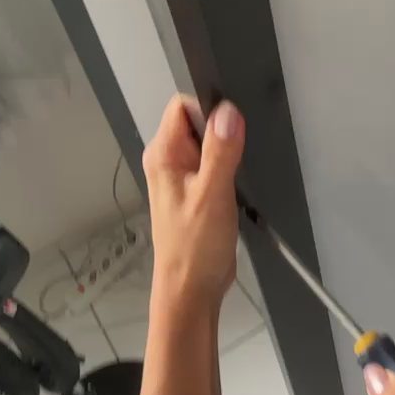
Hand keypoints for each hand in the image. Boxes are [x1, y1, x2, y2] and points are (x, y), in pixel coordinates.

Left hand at [143, 95, 244, 312]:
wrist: (191, 289)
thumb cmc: (194, 248)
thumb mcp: (212, 194)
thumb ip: (221, 151)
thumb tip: (229, 112)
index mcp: (163, 155)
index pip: (182, 105)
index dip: (209, 110)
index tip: (229, 132)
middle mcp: (167, 160)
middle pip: (197, 122)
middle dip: (221, 134)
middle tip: (232, 163)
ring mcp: (181, 175)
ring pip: (208, 144)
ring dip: (225, 155)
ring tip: (230, 180)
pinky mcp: (196, 189)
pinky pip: (213, 164)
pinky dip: (226, 171)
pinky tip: (231, 190)